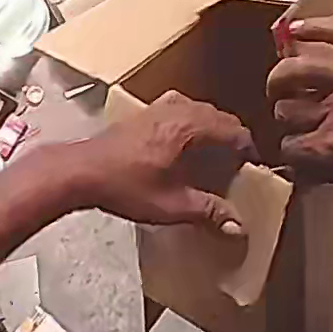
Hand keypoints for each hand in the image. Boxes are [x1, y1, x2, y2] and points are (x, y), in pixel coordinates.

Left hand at [67, 91, 258, 233]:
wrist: (81, 172)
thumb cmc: (122, 185)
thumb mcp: (170, 205)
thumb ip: (207, 211)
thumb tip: (236, 224)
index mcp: (189, 128)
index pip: (234, 131)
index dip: (248, 149)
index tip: (251, 166)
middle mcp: (177, 110)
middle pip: (220, 117)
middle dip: (233, 138)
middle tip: (237, 162)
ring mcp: (159, 107)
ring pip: (201, 110)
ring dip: (214, 127)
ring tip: (216, 152)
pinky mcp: (145, 112)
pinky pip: (181, 107)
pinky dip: (193, 120)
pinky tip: (186, 140)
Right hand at [266, 18, 332, 200]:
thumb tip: (318, 169)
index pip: (291, 150)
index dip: (291, 154)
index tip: (298, 153)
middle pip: (287, 111)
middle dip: (286, 118)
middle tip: (296, 119)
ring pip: (297, 70)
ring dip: (282, 77)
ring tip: (281, 81)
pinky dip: (315, 27)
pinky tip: (296, 30)